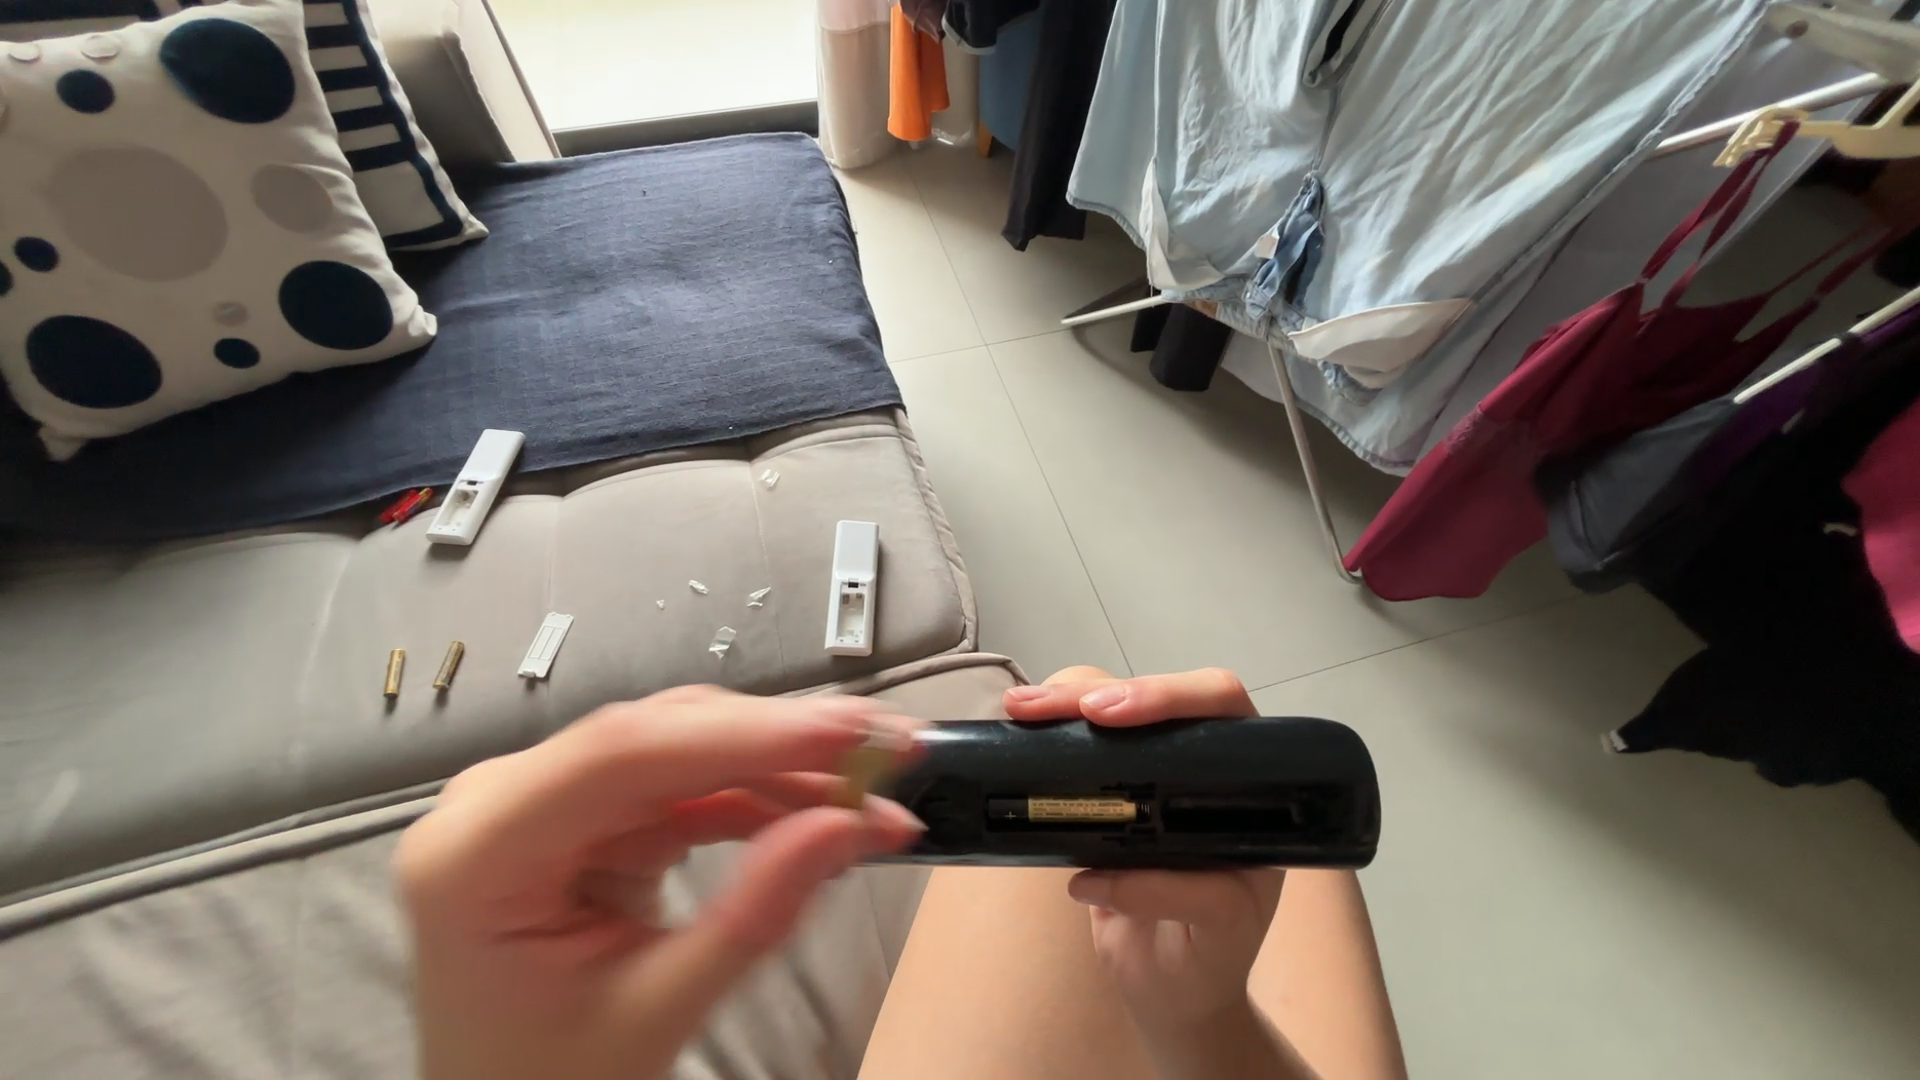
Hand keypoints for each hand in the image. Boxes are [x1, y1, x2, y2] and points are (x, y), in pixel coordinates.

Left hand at [394, 686, 923, 1079]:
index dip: (746, 731)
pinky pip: (699, 780)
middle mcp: (511, 797)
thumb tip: (850, 826)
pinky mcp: (604, 808)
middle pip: (667, 735)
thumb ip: (755, 914)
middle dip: (788, 739)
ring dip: (792, 763)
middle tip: (888, 745)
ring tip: (876, 785)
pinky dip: (770, 793)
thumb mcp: (653, 1014)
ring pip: (695, 746)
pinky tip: (828, 806)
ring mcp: (559, 795)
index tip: (847, 733)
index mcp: (479, 849)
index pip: (623, 753)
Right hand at [1003, 668, 1282, 1033]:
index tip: (1110, 716)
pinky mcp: (1107, 782)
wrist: (1170, 983)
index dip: (1169, 697)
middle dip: (1097, 690)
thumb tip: (1099, 875)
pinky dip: (1048, 724)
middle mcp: (1200, 765)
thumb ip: (1178, 896)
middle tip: (1041, 708)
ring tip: (1021, 709)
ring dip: (1063, 696)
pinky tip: (1021, 722)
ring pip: (1112, 701)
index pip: (1220, 710)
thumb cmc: (1210, 956)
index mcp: (1244, 787)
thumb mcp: (1214, 932)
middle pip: (1157, 695)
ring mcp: (1152, 769)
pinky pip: (1081, 736)